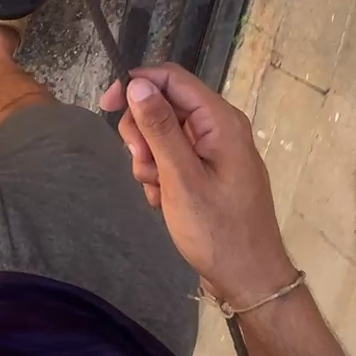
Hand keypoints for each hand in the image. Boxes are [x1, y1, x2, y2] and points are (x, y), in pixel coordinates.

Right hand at [99, 65, 295, 306]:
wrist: (248, 277)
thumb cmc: (217, 230)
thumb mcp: (181, 177)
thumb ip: (159, 127)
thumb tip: (138, 83)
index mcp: (220, 120)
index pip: (171, 78)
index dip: (136, 84)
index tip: (107, 106)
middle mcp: (219, 127)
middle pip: (164, 105)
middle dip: (143, 133)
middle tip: (144, 166)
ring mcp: (214, 149)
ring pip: (163, 134)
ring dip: (150, 160)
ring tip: (159, 191)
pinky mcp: (208, 169)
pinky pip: (172, 157)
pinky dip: (161, 175)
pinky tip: (166, 201)